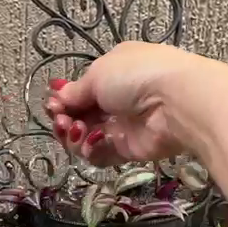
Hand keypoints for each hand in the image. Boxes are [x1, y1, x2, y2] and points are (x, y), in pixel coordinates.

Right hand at [44, 42, 213, 165]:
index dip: (63, 100)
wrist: (174, 103)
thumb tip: (58, 98)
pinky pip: (101, 154)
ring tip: (75, 131)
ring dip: (74, 136)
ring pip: (86, 137)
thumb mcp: (98, 73)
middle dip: (65, 119)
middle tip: (62, 121)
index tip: (53, 105)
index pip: (80, 90)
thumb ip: (75, 90)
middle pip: (80, 115)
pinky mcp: (128, 149)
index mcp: (112, 72)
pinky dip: (91, 151)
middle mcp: (116, 99)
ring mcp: (122, 126)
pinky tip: (90, 143)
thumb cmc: (135, 76)